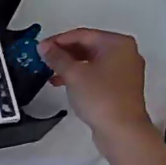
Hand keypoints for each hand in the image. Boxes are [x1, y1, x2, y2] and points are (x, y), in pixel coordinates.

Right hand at [40, 28, 152, 145]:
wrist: (121, 130)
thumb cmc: (101, 98)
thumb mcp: (73, 74)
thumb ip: (57, 58)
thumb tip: (44, 46)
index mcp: (117, 44)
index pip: (82, 35)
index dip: (58, 40)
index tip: (40, 48)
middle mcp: (125, 53)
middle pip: (88, 46)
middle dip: (64, 53)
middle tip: (44, 59)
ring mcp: (124, 70)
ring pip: (92, 61)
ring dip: (70, 65)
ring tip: (50, 73)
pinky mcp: (120, 86)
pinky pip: (97, 73)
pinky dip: (80, 75)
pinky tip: (64, 83)